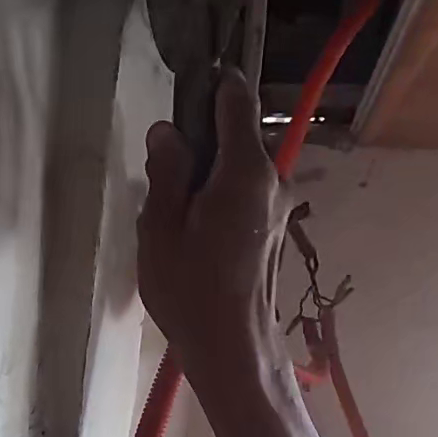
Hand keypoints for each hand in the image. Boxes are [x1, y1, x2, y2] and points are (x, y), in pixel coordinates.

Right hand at [138, 68, 284, 403]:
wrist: (232, 348)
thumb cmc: (190, 290)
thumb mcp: (160, 228)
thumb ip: (165, 172)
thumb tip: (167, 131)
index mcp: (244, 171)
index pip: (235, 98)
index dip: (207, 88)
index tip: (179, 98)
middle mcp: (271, 180)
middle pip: (235, 137)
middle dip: (198, 147)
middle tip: (160, 185)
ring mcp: (278, 208)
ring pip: (237, 171)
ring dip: (206, 180)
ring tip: (174, 221)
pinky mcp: (274, 231)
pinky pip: (243, 197)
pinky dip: (218, 202)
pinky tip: (195, 239)